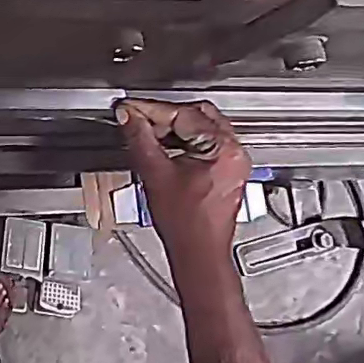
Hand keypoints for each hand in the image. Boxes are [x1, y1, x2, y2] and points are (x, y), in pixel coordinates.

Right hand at [116, 99, 250, 258]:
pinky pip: (204, 142)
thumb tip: (129, 116)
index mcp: (223, 149)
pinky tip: (162, 147)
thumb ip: (140, 139)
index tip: (131, 108)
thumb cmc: (186, 225)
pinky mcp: (226, 170)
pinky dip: (182, 140)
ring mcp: (232, 161)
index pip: (184, 114)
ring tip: (147, 133)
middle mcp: (234, 152)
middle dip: (164, 114)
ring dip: (173, 127)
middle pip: (197, 114)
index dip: (152, 109)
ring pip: (201, 127)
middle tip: (138, 117)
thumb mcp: (155, 174)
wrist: (198, 253)